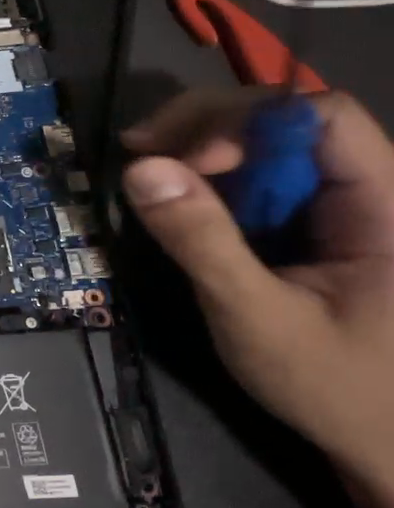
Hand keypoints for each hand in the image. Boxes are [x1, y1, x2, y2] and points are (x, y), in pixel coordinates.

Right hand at [121, 90, 393, 507]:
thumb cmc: (339, 389)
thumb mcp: (256, 317)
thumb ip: (201, 241)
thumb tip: (140, 167)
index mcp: (388, 210)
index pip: (323, 117)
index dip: (245, 122)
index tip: (184, 162)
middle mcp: (374, 197)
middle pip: (288, 121)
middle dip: (207, 128)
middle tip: (138, 154)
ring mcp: (346, 211)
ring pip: (269, 147)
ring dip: (199, 151)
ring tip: (144, 175)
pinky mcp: (319, 228)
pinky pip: (262, 180)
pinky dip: (208, 180)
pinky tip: (172, 197)